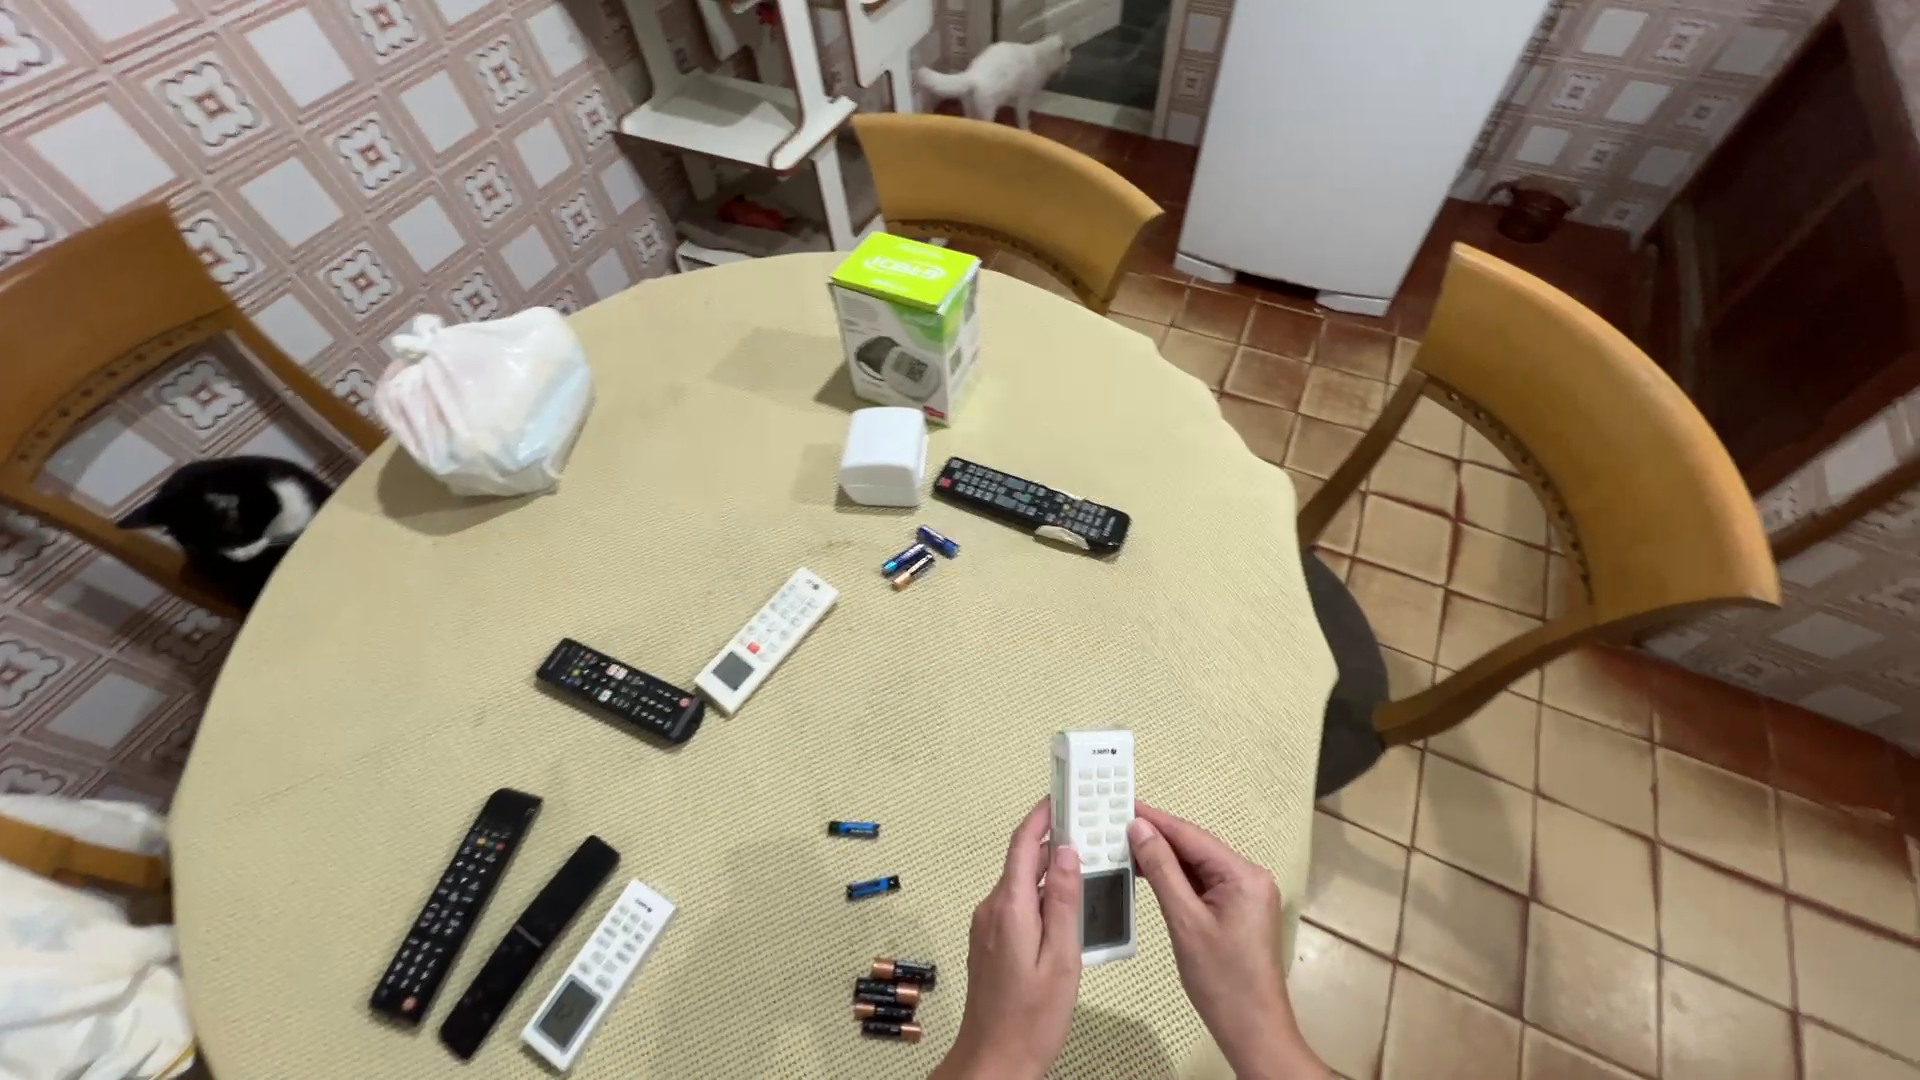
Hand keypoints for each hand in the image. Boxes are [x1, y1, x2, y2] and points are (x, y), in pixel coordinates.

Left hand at [930, 798, 1082, 1079]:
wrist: (993, 1061)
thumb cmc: (1031, 1018)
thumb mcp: (1061, 958)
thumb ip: (1065, 902)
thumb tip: (1068, 852)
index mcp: (1010, 906)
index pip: (1023, 844)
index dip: (1041, 816)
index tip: (1061, 797)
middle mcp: (992, 907)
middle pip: (1023, 861)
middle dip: (1053, 843)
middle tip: (1088, 832)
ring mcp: (988, 924)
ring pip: (1021, 883)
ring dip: (1049, 872)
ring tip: (1085, 868)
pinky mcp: (989, 939)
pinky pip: (1017, 903)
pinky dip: (1040, 895)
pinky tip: (1065, 909)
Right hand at [1127, 801, 1326, 1079]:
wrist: (1253, 1032)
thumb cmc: (1221, 980)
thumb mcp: (1184, 921)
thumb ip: (1161, 870)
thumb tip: (1138, 828)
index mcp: (1243, 875)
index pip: (1191, 836)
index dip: (1155, 819)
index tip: (1123, 803)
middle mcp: (1249, 876)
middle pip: (1194, 847)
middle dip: (1156, 836)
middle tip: (1115, 822)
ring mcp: (1244, 893)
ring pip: (1196, 864)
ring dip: (1163, 856)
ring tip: (1124, 844)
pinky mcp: (1236, 908)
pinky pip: (1201, 881)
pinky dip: (1175, 876)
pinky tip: (1148, 871)